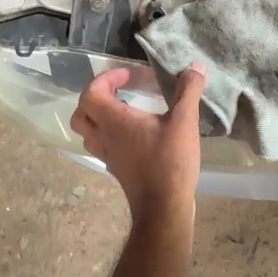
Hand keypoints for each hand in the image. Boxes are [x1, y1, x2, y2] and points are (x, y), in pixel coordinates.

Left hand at [73, 64, 208, 223]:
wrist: (164, 210)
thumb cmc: (170, 162)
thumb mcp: (184, 121)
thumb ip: (188, 90)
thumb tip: (195, 66)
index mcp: (114, 122)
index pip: (91, 93)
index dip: (107, 78)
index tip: (132, 75)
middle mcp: (104, 138)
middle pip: (81, 113)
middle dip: (98, 96)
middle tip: (123, 90)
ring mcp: (109, 156)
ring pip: (89, 132)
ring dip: (102, 116)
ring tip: (129, 108)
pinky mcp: (118, 169)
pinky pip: (103, 145)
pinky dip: (113, 133)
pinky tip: (138, 132)